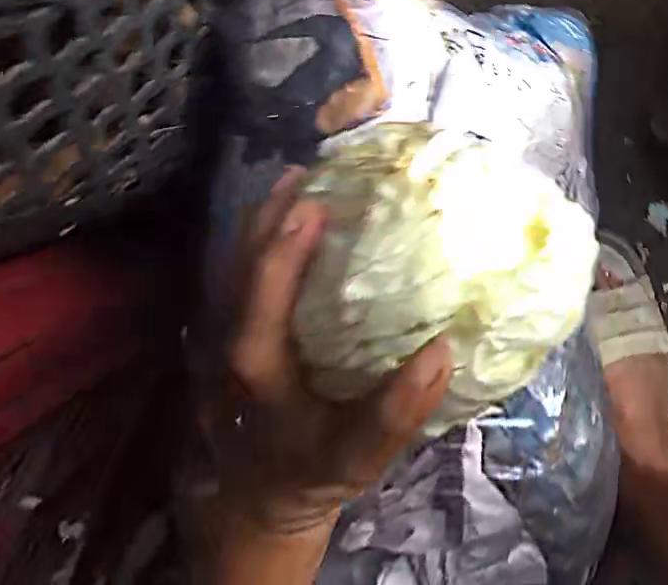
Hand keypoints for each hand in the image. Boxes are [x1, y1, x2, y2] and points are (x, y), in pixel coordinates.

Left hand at [206, 168, 452, 536]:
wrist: (259, 495)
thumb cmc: (312, 469)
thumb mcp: (357, 456)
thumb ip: (397, 413)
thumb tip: (442, 350)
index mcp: (255, 365)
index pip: (260, 298)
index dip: (283, 250)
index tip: (315, 206)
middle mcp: (231, 339)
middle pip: (240, 265)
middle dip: (271, 215)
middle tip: (311, 171)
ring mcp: (225, 330)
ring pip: (235, 261)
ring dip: (265, 217)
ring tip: (299, 177)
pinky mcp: (234, 327)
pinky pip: (243, 268)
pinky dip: (265, 233)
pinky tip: (292, 214)